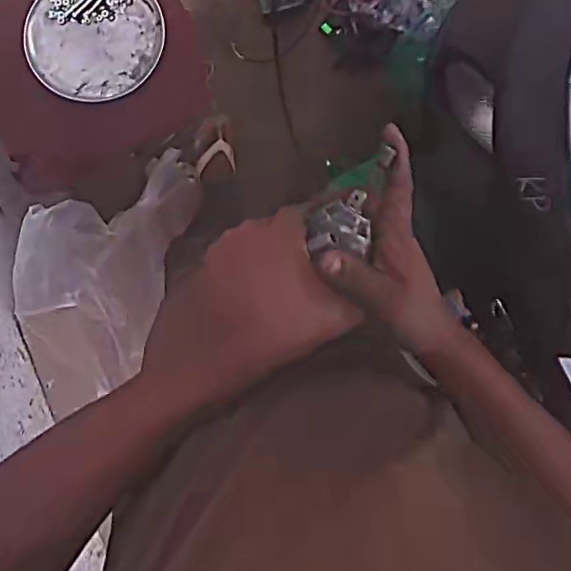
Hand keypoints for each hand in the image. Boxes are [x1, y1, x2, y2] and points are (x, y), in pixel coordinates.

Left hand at [140, 206, 362, 405]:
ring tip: (284, 287)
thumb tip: (372, 282)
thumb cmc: (269, 332)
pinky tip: (254, 295)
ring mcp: (221, 243)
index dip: (329, 225)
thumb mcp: (330, 320)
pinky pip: (235, 259)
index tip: (342, 243)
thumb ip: (356, 294)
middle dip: (300, 246)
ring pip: (257, 243)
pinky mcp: (202, 263)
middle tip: (315, 272)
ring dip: (271, 258)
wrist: (199, 358)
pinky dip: (248, 270)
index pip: (312, 211)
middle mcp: (249, 226)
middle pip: (284, 228)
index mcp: (280, 229)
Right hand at [314, 124, 461, 357]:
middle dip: (366, 175)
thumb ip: (353, 276)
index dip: (396, 158)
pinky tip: (331, 231)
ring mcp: (392, 246)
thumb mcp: (382, 298)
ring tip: (325, 197)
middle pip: (382, 194)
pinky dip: (350, 223)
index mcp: (398, 233)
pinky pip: (366, 230)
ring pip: (372, 213)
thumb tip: (321, 253)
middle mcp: (396, 233)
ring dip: (354, 200)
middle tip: (338, 166)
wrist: (436, 340)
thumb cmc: (414, 314)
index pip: (399, 187)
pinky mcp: (386, 260)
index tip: (390, 130)